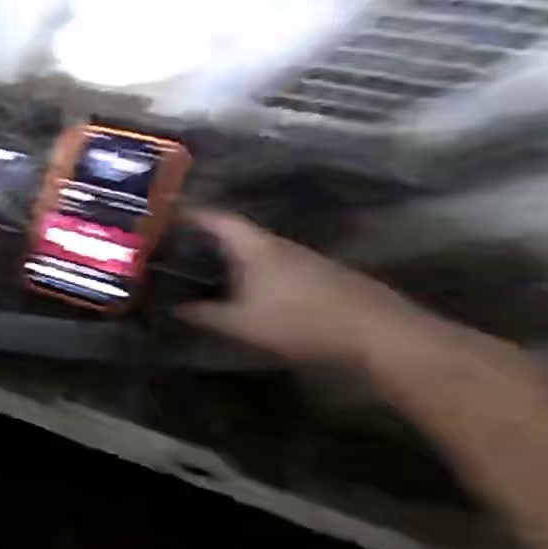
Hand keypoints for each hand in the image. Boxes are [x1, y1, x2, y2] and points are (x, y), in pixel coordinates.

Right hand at [175, 209, 435, 371]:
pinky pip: (273, 268)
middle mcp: (281, 247)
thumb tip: (172, 306)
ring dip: (227, 257)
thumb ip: (199, 312)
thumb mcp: (236, 323)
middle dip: (202, 237)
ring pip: (255, 252)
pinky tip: (240, 290)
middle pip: (235, 234)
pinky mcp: (323, 280)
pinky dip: (250, 272)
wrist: (386, 339)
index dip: (187, 211)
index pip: (216, 218)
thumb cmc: (301, 322)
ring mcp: (307, 262)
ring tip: (198, 267)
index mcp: (256, 248)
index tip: (160, 209)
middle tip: (169, 244)